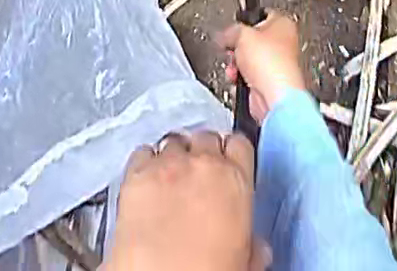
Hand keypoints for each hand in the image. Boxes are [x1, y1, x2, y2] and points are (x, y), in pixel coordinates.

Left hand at [106, 130, 257, 270]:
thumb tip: (257, 248)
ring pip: (174, 142)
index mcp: (236, 180)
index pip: (239, 144)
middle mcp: (204, 162)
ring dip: (173, 158)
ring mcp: (170, 164)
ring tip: (168, 183)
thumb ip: (252, 242)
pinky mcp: (138, 173)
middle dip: (201, 154)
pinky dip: (144, 164)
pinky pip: (142, 153)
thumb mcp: (242, 260)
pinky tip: (145, 184)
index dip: (231, 155)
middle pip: (205, 137)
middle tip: (195, 179)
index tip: (226, 166)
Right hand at [220, 12, 305, 124]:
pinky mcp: (268, 81)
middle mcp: (282, 42)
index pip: (261, 15)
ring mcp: (276, 63)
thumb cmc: (269, 62)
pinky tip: (237, 78)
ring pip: (248, 59)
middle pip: (252, 39)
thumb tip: (226, 34)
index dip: (246, 20)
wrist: (274, 96)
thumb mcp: (243, 34)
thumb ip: (232, 30)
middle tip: (232, 48)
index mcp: (283, 24)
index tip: (235, 26)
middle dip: (238, 46)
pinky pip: (249, 75)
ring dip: (236, 63)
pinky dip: (240, 77)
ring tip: (235, 66)